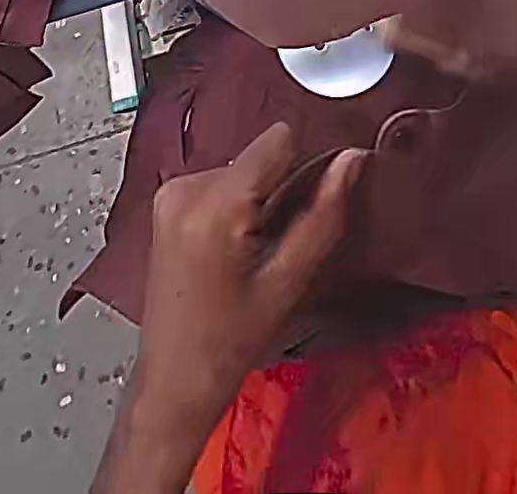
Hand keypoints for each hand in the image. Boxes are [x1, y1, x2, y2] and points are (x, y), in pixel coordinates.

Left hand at [140, 124, 364, 400]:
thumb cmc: (234, 338)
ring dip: (256, 195)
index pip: (278, 139)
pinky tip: (231, 244)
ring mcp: (171, 190)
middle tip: (276, 240)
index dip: (304, 166)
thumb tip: (352, 158)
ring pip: (242, 165)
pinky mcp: (165, 198)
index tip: (306, 205)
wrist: (174, 376)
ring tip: (253, 247)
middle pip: (259, 154)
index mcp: (216, 204)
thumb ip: (324, 214)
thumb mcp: (289, 281)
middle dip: (278, 187)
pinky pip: (219, 178)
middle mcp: (186, 185)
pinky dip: (234, 201)